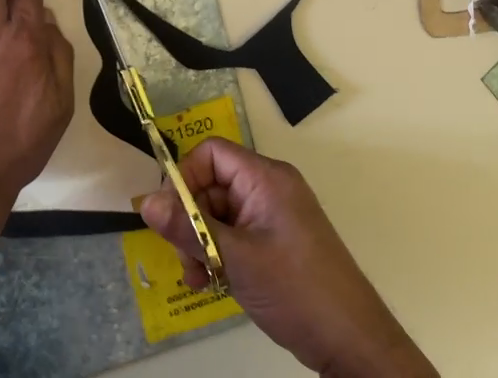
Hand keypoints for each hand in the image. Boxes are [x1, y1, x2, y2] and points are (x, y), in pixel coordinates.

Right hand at [141, 138, 435, 377]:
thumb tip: (144, 203)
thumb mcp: (235, 260)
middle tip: (186, 260)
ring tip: (199, 278)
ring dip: (200, 243)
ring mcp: (273, 215)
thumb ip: (188, 229)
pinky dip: (217, 254)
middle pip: (210, 185)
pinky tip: (211, 282)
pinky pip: (232, 233)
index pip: (211, 154)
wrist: (353, 343)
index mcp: (266, 179)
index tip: (170, 216)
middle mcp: (269, 188)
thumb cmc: (297, 290)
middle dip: (190, 221)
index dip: (184, 178)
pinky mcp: (274, 241)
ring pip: (217, 213)